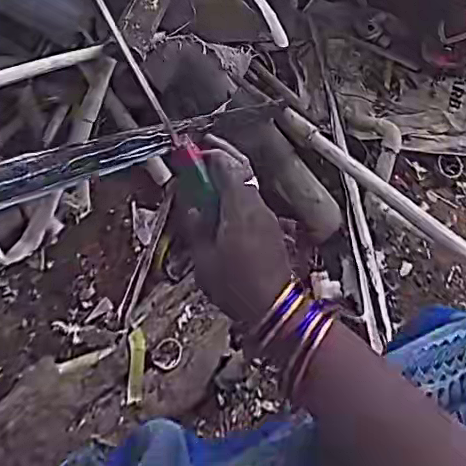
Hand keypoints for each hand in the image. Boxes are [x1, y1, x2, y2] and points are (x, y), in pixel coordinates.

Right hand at [179, 149, 293, 330]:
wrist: (275, 311)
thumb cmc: (238, 287)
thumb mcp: (204, 258)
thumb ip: (195, 226)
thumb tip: (190, 206)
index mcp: (239, 206)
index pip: (225, 165)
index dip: (206, 155)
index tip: (191, 154)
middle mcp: (256, 205)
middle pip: (239, 168)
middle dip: (220, 157)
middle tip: (202, 153)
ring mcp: (267, 216)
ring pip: (245, 184)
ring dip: (227, 178)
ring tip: (207, 184)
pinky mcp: (271, 228)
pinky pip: (251, 201)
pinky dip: (236, 196)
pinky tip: (223, 208)